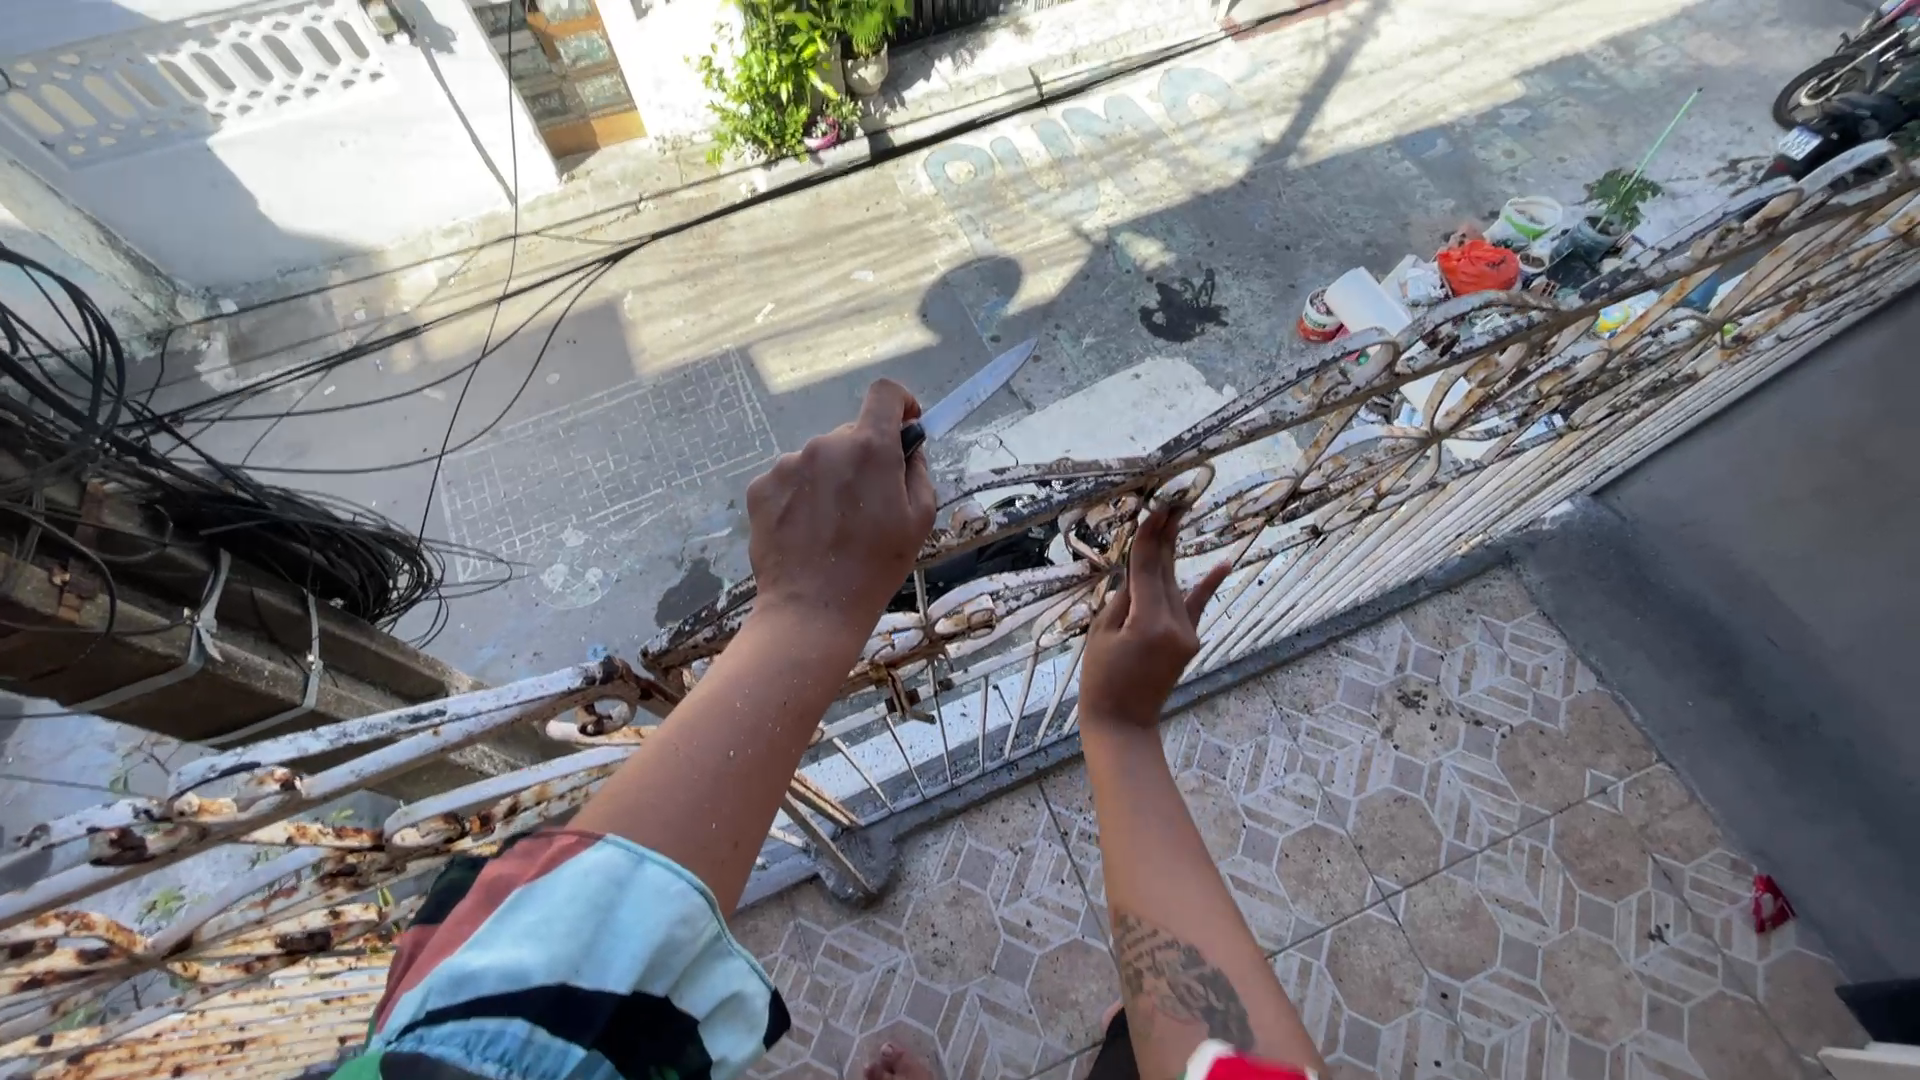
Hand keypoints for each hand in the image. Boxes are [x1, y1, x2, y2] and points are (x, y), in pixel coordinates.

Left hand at [745, 379, 937, 642]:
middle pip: (851, 434)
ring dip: (832, 479)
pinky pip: (791, 479)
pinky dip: (803, 496)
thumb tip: (907, 448)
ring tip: (834, 526)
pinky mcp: (761, 486)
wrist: (813, 607)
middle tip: (870, 504)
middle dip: (865, 458)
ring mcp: (788, 464)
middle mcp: (824, 445)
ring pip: (820, 459)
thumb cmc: (876, 566)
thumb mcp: (919, 519)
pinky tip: (807, 532)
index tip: (905, 423)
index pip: (885, 393)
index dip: (900, 403)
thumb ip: (917, 471)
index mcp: (869, 448)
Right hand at [1079, 507, 1229, 733]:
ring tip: (1176, 520)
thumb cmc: (1100, 681)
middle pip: (1167, 571)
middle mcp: (1175, 624)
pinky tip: (1224, 564)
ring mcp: (1187, 634)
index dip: (1150, 537)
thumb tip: (1136, 574)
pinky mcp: (1189, 642)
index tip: (1156, 510)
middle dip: (1167, 536)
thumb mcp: (1100, 634)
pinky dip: (1208, 586)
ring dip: (1174, 554)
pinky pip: (1196, 608)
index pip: (1148, 569)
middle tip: (1171, 503)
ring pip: (1177, 586)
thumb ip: (1121, 601)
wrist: (1123, 723)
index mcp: (1148, 622)